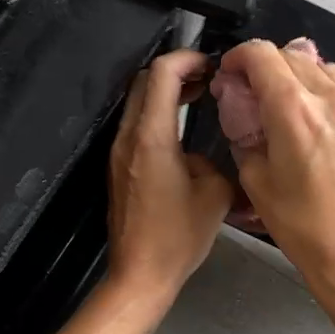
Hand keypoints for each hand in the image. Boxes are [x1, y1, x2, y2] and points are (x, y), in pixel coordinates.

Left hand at [106, 50, 234, 299]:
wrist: (140, 275)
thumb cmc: (177, 238)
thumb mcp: (215, 194)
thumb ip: (212, 160)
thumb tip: (202, 156)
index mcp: (152, 138)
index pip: (162, 74)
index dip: (188, 58)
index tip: (211, 64)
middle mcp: (129, 138)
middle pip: (144, 81)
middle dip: (176, 70)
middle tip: (207, 77)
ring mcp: (119, 153)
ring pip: (138, 103)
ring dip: (166, 93)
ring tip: (198, 97)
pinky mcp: (119, 169)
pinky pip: (136, 126)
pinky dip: (159, 115)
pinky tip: (182, 131)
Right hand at [216, 39, 334, 289]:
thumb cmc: (304, 226)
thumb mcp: (255, 181)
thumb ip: (245, 135)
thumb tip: (243, 114)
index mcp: (295, 111)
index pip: (262, 55)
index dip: (239, 57)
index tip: (231, 71)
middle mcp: (331, 100)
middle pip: (292, 55)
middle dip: (265, 67)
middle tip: (251, 91)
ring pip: (322, 67)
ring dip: (297, 75)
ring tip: (284, 103)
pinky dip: (324, 92)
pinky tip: (314, 119)